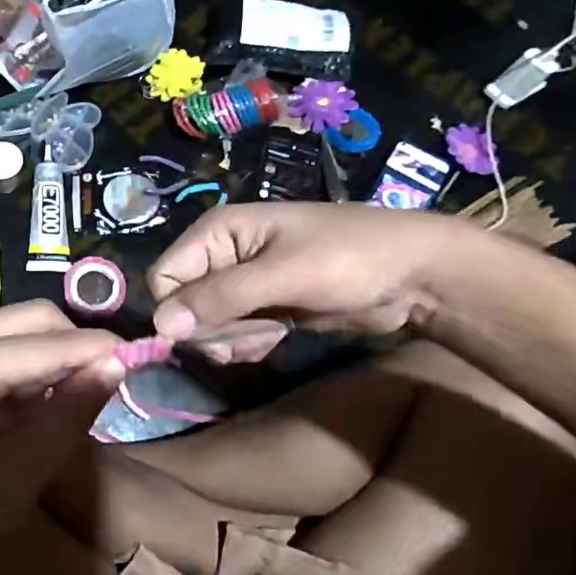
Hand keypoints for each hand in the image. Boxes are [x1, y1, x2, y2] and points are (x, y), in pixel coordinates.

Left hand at [0, 302, 121, 568]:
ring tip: (71, 398)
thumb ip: (68, 416)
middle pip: (35, 318)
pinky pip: (4, 342)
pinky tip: (35, 402)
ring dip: (55, 354)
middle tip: (105, 384)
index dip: (100, 347)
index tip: (143, 360)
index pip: (49, 342)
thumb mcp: (17, 476)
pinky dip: (32, 363)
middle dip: (76, 345)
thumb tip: (116, 365)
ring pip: (21, 326)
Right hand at [148, 202, 480, 362]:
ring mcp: (246, 281)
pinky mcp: (267, 305)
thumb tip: (160, 324)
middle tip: (242, 341)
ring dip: (227, 339)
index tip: (203, 335)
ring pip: (207, 321)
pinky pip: (235, 330)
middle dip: (206, 328)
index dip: (175, 309)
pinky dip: (246, 343)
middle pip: (184, 301)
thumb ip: (220, 298)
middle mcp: (225, 253)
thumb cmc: (346, 259)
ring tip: (263, 340)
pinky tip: (271, 342)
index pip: (165, 275)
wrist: (414, 274)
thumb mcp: (281, 275)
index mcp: (218, 231)